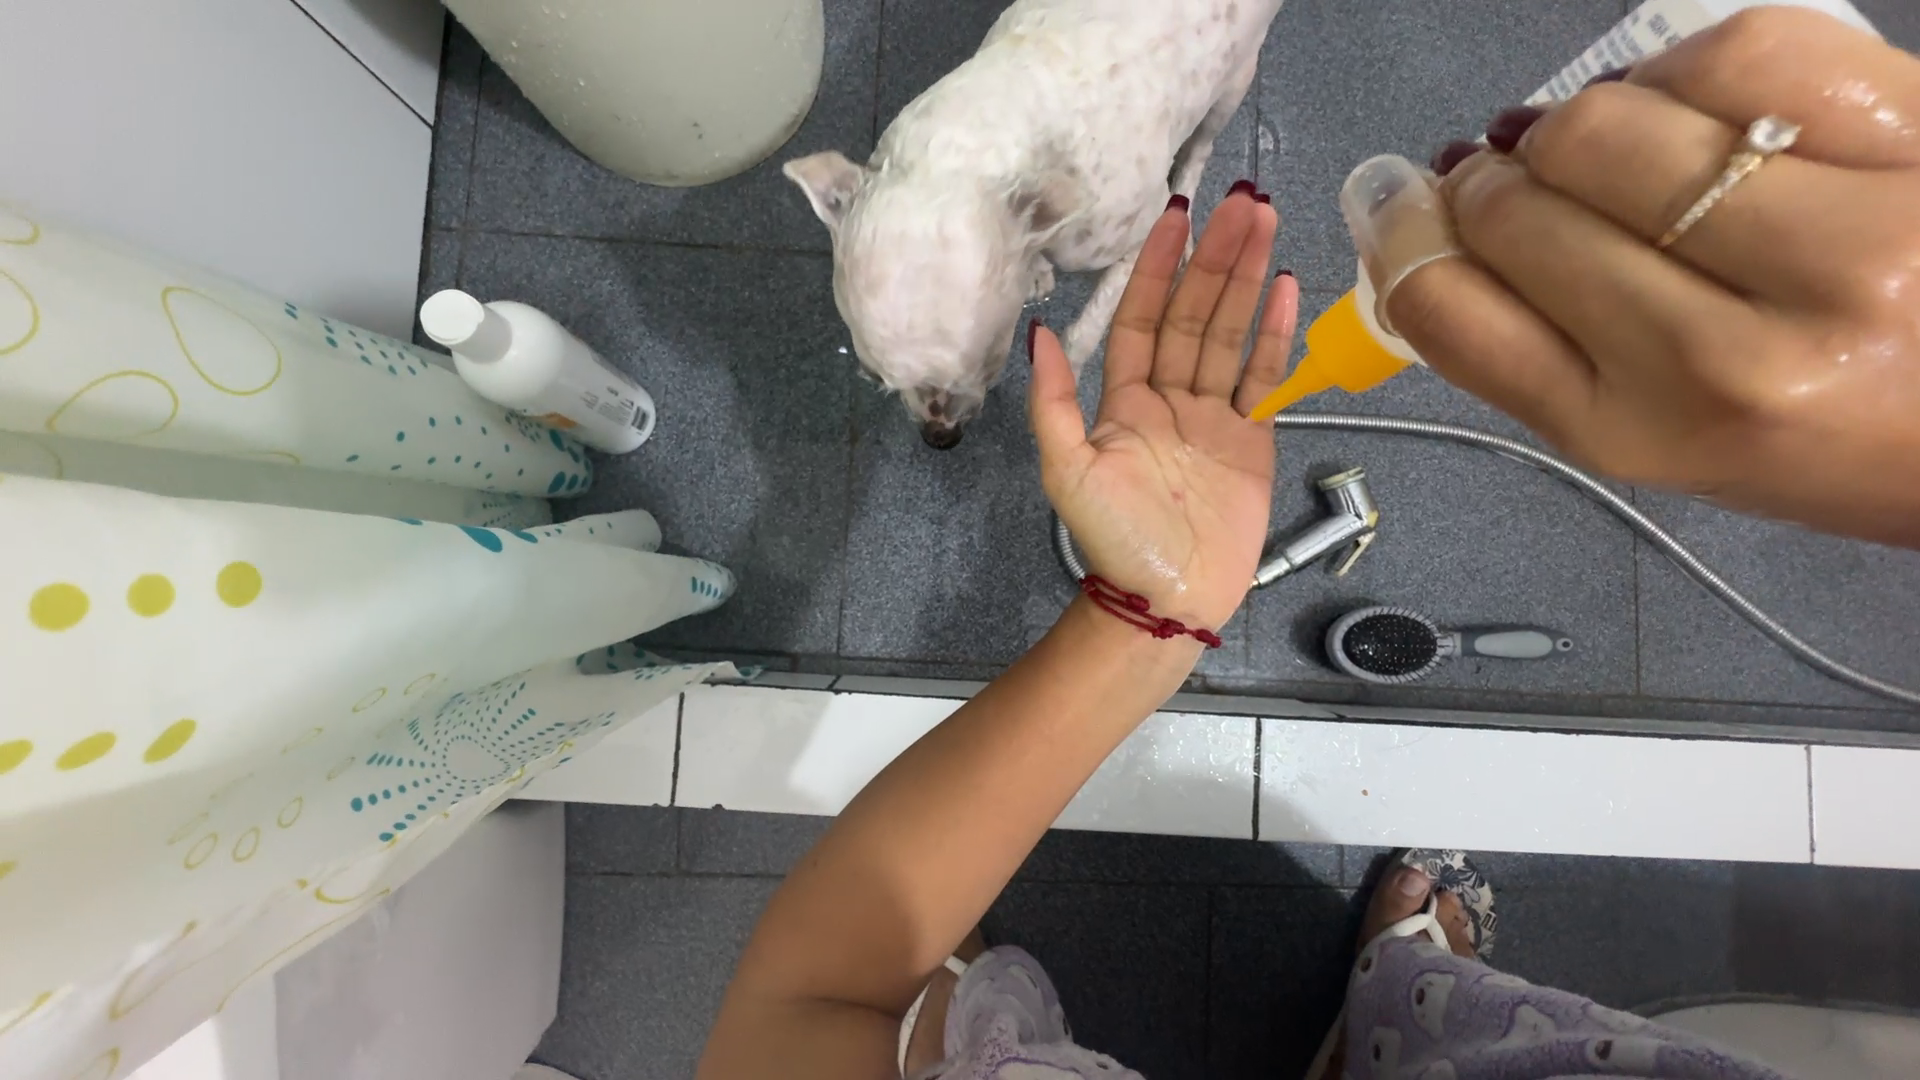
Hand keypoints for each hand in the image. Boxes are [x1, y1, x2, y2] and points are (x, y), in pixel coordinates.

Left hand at [1029, 191, 1299, 629]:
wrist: (1166, 595)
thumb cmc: (1115, 535)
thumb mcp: (1068, 468)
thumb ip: (1053, 401)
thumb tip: (1039, 333)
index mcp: (1123, 400)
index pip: (1142, 318)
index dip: (1157, 268)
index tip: (1177, 214)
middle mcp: (1167, 398)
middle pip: (1192, 316)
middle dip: (1214, 260)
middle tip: (1243, 201)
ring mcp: (1213, 416)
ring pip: (1229, 336)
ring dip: (1246, 282)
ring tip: (1266, 223)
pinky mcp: (1251, 438)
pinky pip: (1264, 378)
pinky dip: (1275, 335)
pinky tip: (1286, 289)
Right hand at [1356, 9, 1919, 547]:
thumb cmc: (1793, 430)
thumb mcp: (1626, 425)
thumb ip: (1515, 343)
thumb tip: (1416, 223)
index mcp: (1622, 430)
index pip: (1449, 312)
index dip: (1399, 241)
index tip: (1393, 203)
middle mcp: (1718, 359)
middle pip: (1516, 214)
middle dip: (1487, 183)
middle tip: (1501, 178)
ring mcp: (1842, 248)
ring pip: (1606, 129)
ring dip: (1569, 125)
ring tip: (1596, 146)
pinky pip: (1744, 55)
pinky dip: (1681, 69)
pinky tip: (1689, 108)